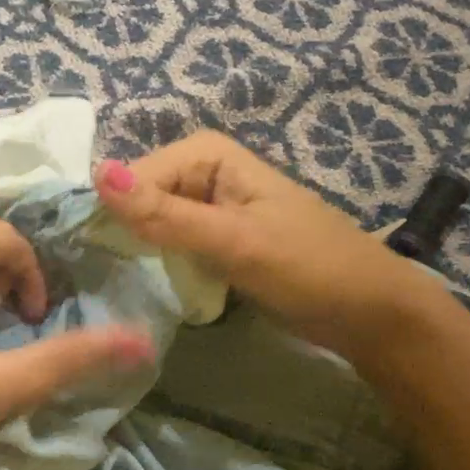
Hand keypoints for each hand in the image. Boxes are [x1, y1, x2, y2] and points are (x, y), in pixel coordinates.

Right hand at [94, 130, 454, 367]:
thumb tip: (95, 174)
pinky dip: (160, 260)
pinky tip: (155, 280)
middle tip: (116, 275)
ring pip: (149, 220)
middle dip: (126, 232)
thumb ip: (164, 214)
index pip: (130, 178)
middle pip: (137, 197)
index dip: (114, 217)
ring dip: (139, 249)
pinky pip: (169, 239)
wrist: (374, 315)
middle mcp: (202, 169)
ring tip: (128, 280)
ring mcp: (209, 202)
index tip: (101, 260)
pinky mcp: (215, 234)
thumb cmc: (310, 271)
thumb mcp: (233, 242)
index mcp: (206, 153)